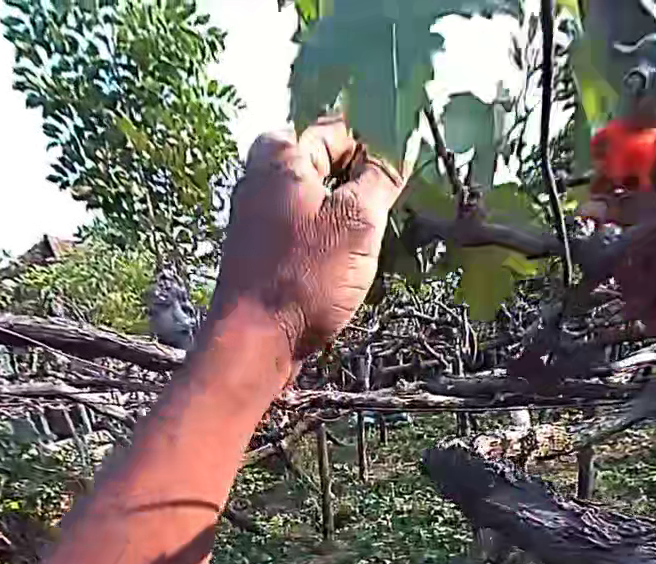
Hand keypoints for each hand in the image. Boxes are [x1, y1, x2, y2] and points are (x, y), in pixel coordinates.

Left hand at [209, 118, 404, 360]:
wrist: (256, 343)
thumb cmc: (306, 278)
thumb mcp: (358, 221)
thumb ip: (382, 175)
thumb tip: (400, 144)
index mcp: (279, 152)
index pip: (340, 129)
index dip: (374, 150)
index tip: (396, 182)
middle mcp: (259, 177)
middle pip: (325, 168)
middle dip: (357, 190)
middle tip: (378, 223)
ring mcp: (255, 219)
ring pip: (315, 205)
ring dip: (342, 224)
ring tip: (359, 254)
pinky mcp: (258, 255)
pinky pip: (301, 236)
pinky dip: (322, 247)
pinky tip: (337, 273)